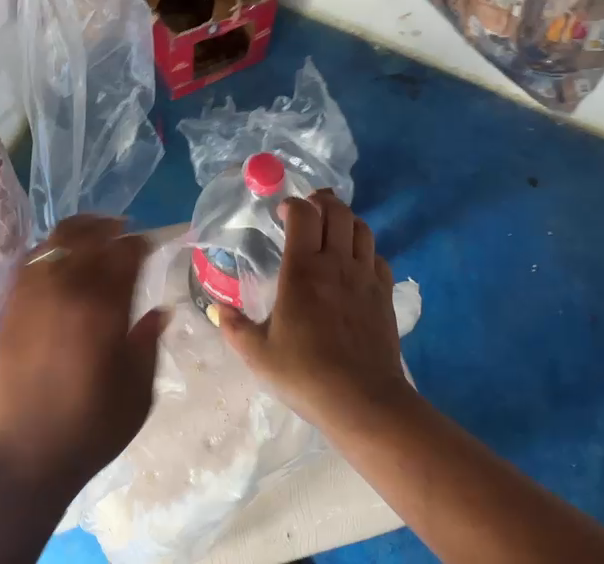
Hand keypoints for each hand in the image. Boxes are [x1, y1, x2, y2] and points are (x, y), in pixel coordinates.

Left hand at [0, 215, 167, 493]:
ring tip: (93, 234)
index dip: (141, 243)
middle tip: (124, 232)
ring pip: (56, 239)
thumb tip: (160, 311)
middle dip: (111, 228)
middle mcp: (67, 290)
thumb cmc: (88, 429)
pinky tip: (58, 256)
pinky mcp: (9, 304)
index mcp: (104, 310)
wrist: (21, 452)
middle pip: (91, 236)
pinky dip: (48, 247)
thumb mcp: (138, 394)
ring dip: (80, 230)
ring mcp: (32, 293)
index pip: (126, 254)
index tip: (150, 245)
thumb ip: (148, 345)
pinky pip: (30, 258)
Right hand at [217, 189, 413, 430]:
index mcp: (303, 270)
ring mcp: (366, 277)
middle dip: (321, 202)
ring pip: (362, 228)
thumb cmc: (305, 374)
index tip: (281, 213)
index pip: (304, 214)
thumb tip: (218, 309)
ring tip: (331, 232)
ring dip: (345, 221)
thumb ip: (234, 327)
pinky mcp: (385, 295)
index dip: (293, 204)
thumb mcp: (257, 354)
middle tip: (307, 213)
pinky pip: (378, 256)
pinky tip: (354, 264)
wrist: (362, 400)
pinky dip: (365, 250)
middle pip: (337, 211)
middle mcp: (337, 263)